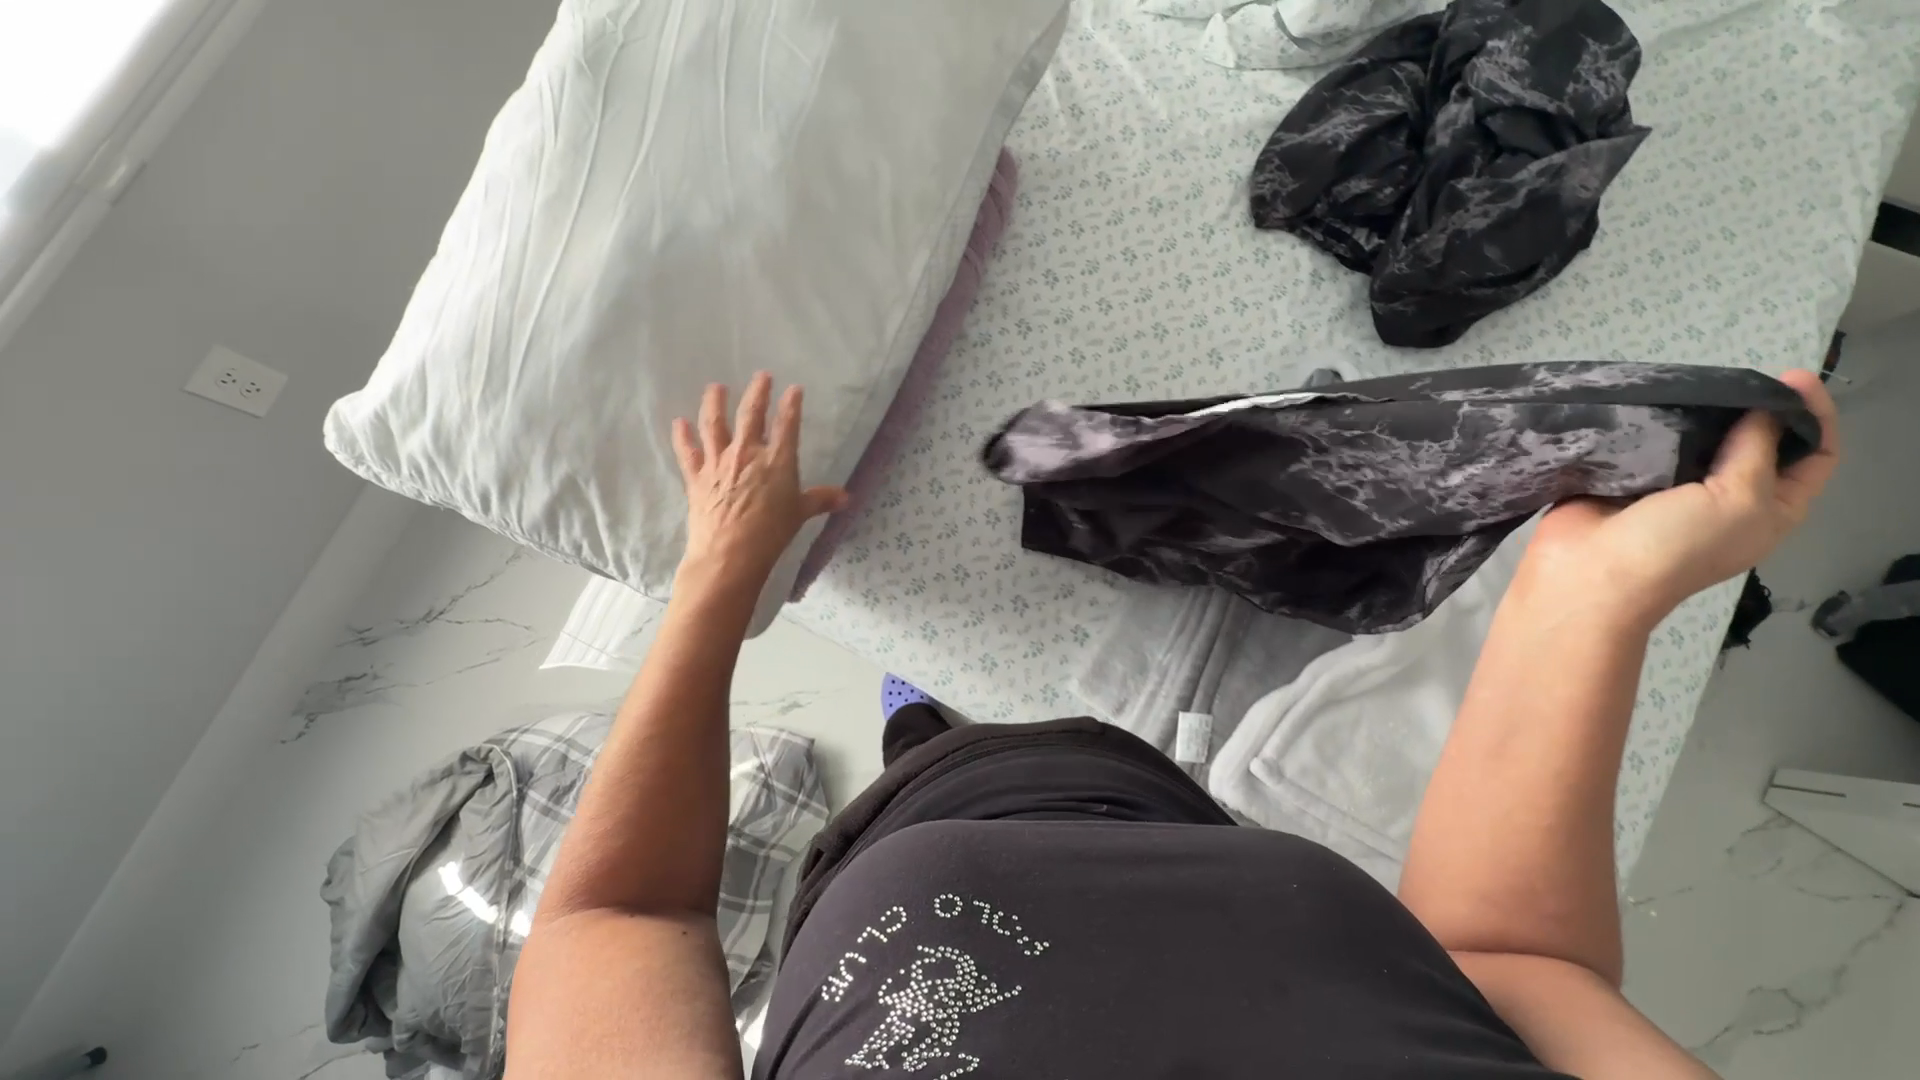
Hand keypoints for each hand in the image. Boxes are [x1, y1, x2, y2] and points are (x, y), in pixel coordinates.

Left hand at [671, 373, 847, 591]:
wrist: (730, 553)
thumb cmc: (771, 534)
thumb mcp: (800, 515)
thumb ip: (820, 501)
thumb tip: (846, 498)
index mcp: (777, 460)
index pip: (787, 424)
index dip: (791, 404)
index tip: (794, 389)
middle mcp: (747, 453)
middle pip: (751, 414)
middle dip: (757, 392)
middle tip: (761, 376)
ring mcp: (719, 463)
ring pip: (714, 424)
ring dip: (714, 402)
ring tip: (716, 387)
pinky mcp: (697, 477)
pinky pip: (688, 451)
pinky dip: (682, 436)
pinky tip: (679, 423)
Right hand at [1520, 368, 1840, 630]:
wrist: (1587, 574)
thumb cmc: (1674, 546)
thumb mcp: (1738, 500)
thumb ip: (1756, 450)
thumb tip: (1764, 407)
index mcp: (1768, 509)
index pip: (1812, 456)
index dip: (1811, 416)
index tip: (1790, 377)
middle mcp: (1723, 497)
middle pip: (1753, 443)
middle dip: (1751, 410)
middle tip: (1735, 376)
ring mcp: (1667, 489)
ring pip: (1696, 440)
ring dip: (1696, 414)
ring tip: (1689, 384)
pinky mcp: (1619, 481)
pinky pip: (1642, 445)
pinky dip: (1646, 425)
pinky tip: (1645, 403)